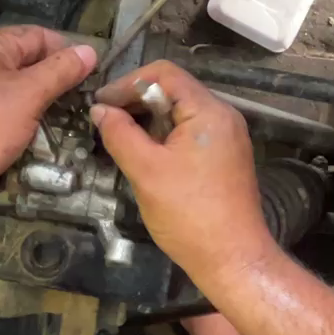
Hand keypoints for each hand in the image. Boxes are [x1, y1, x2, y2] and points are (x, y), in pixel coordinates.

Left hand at [0, 26, 95, 200]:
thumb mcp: (29, 96)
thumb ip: (61, 71)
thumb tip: (89, 50)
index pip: (37, 36)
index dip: (67, 53)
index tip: (91, 77)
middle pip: (22, 62)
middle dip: (50, 83)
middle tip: (77, 105)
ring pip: (7, 90)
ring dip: (32, 106)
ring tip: (54, 126)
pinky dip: (10, 123)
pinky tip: (22, 141)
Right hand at [90, 62, 276, 282]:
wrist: (234, 261)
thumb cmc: (189, 214)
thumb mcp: (145, 171)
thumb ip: (120, 134)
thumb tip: (99, 109)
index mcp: (208, 111)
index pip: (164, 73)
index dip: (128, 83)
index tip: (102, 103)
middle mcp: (223, 115)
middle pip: (174, 89)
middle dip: (137, 100)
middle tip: (106, 120)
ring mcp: (227, 136)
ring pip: (181, 111)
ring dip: (149, 118)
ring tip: (120, 136)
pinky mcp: (225, 155)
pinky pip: (191, 130)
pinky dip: (165, 134)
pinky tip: (145, 152)